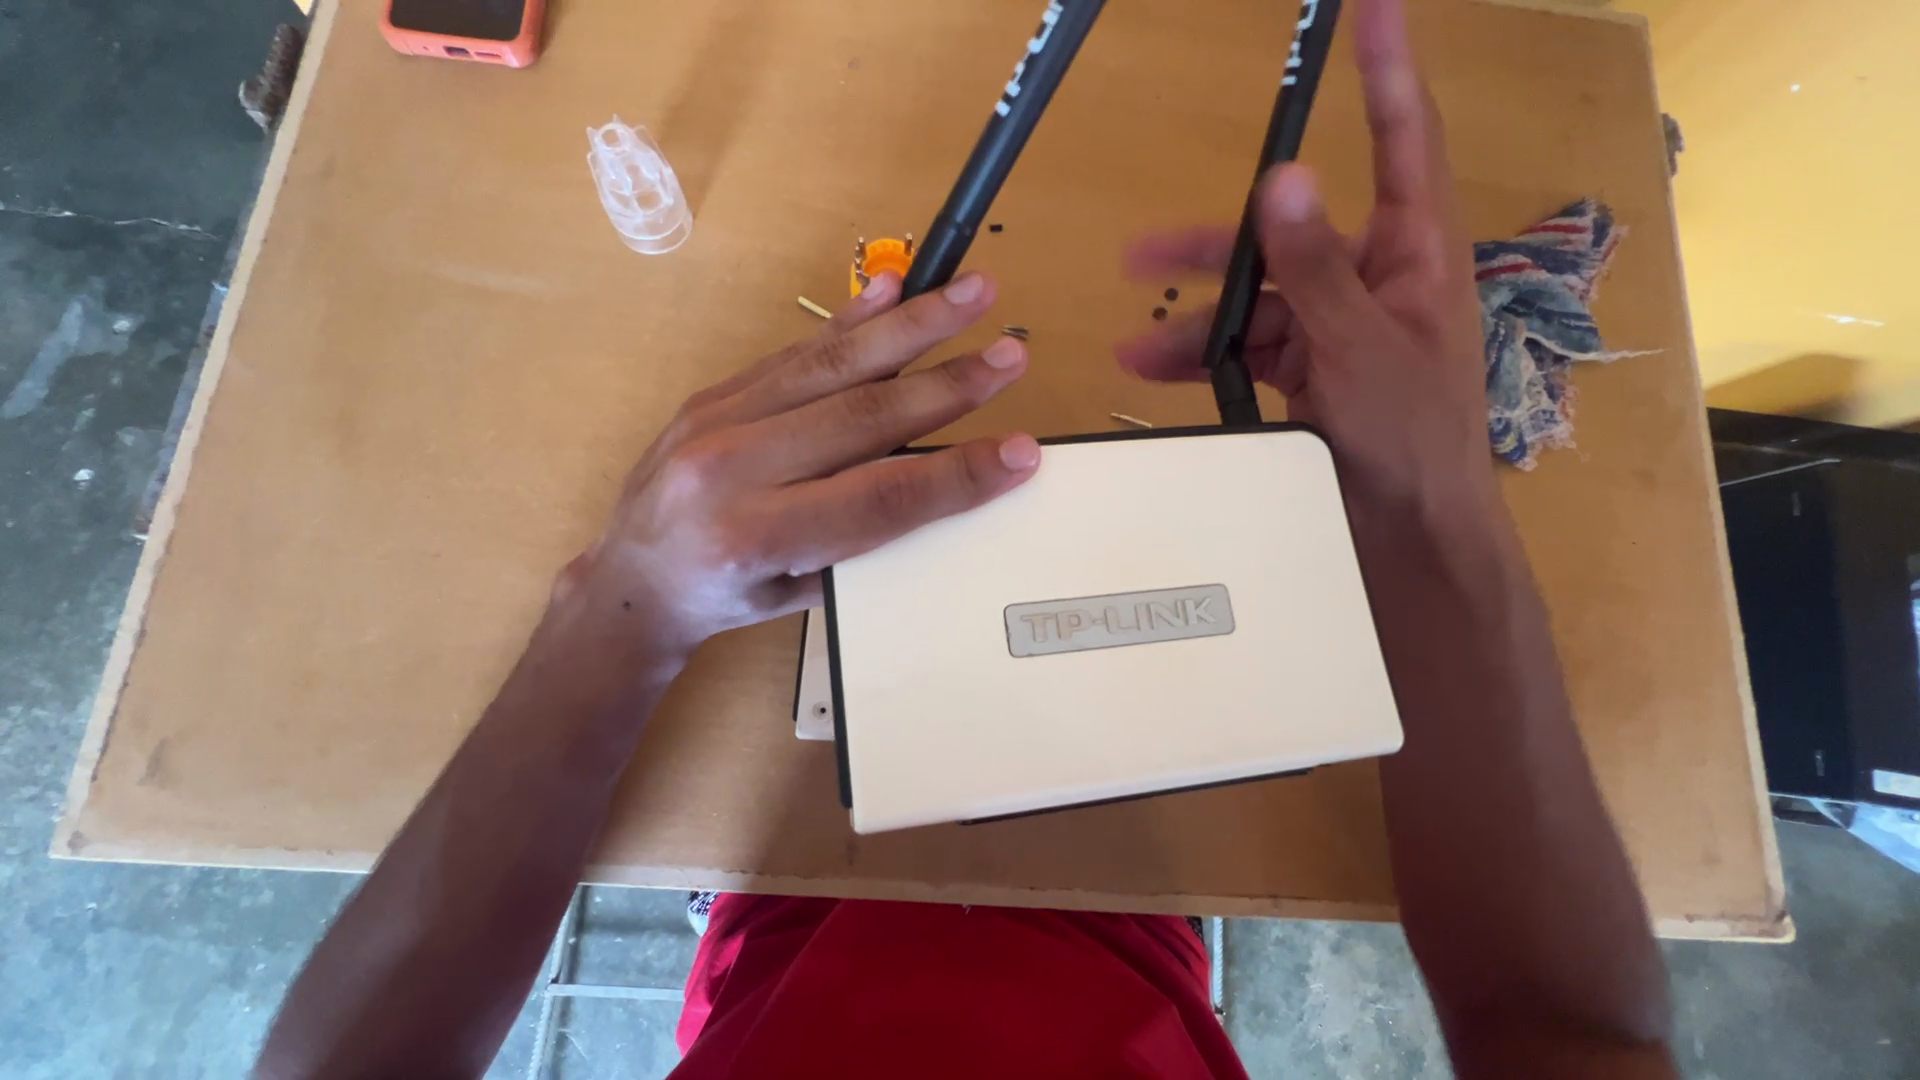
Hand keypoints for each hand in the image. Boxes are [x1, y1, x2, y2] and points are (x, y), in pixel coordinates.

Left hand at [554, 271, 1038, 660]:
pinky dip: (851, 320)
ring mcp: (717, 419)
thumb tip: (942, 487)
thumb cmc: (725, 599)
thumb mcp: (802, 592)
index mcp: (756, 537)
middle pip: (863, 417)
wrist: (630, 580)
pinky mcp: (715, 393)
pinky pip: (794, 351)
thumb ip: (866, 541)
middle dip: (949, 384)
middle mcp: (732, 468)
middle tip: (1012, 355)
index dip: (958, 476)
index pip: (880, 498)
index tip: (1020, 454)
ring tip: (971, 295)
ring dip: (912, 327)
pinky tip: (891, 291)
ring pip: (831, 364)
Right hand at [1116, 0, 1491, 532]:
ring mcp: (1333, 331)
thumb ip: (1318, 268)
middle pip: (1286, 238)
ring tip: (1137, 350)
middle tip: (1143, 250)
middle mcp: (1370, 281)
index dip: (1387, 72)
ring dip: (1195, 322)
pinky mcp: (1303, 375)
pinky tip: (1157, 372)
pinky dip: (1203, 360)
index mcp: (1413, 256)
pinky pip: (1244, 351)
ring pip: (1254, 303)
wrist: (1407, 533)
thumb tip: (1285, 178)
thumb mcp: (1359, 348)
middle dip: (1214, 249)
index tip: (1372, 8)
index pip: (1402, 143)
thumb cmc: (1409, 437)